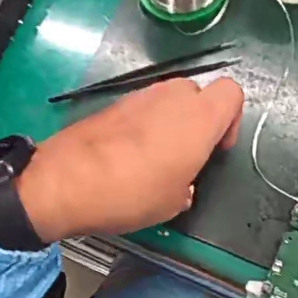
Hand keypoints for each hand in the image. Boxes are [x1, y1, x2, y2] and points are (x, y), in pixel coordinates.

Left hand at [11, 77, 244, 242]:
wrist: (65, 181)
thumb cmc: (130, 193)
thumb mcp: (172, 204)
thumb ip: (186, 184)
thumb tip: (180, 183)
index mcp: (198, 117)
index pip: (231, 93)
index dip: (229, 121)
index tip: (214, 149)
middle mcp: (170, 97)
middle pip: (195, 94)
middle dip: (194, 120)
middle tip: (183, 156)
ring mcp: (136, 97)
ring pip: (164, 101)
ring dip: (165, 123)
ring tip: (151, 160)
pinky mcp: (108, 106)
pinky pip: (136, 111)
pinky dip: (137, 127)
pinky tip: (124, 157)